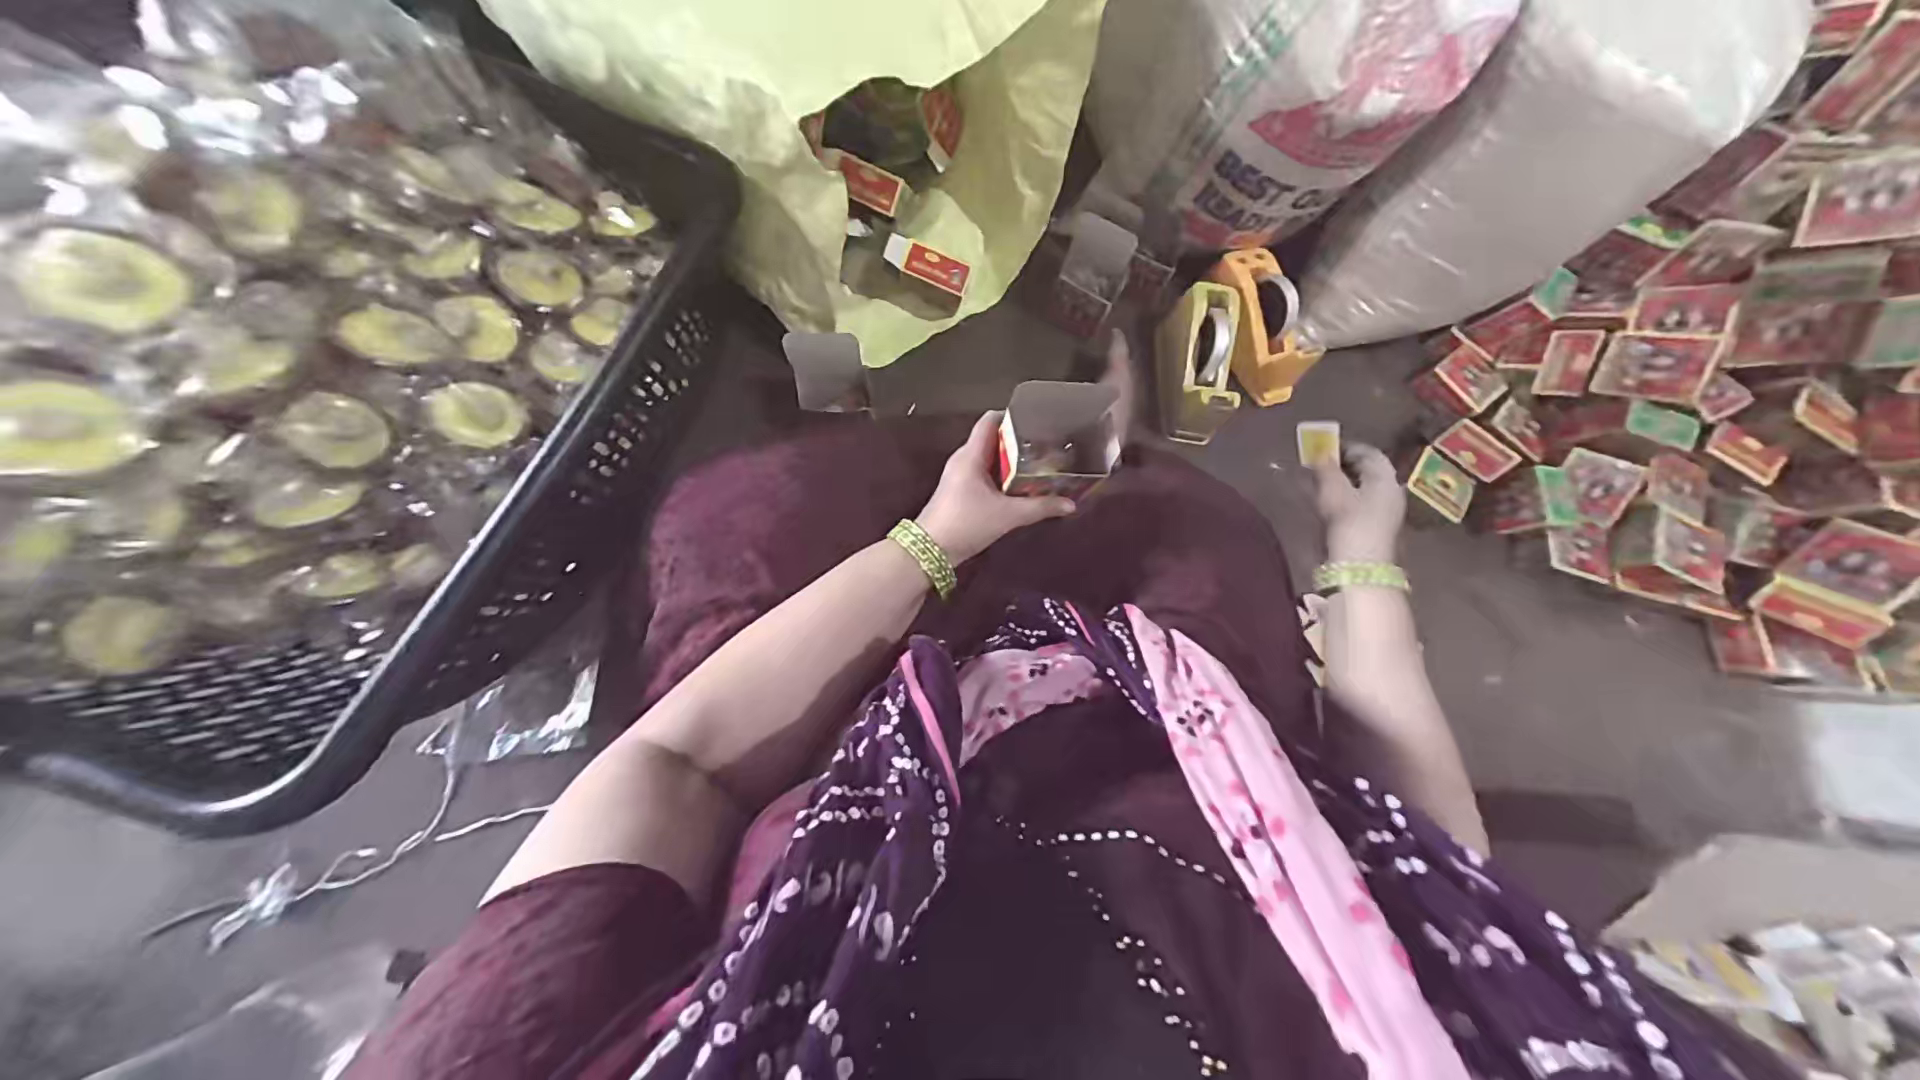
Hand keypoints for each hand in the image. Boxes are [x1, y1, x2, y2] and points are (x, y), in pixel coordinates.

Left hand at [916, 411, 1074, 564]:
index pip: (990, 421)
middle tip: (1047, 445)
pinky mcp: (960, 490)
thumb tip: (1071, 505)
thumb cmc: (966, 524)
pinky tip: (1020, 485)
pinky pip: (984, 474)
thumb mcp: (1008, 516)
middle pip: (993, 439)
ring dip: (1011, 460)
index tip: (1038, 421)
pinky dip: (1002, 475)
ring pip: (989, 458)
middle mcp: (964, 460)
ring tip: (1040, 463)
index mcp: (971, 455)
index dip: (1013, 416)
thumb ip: (1040, 508)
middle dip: (1019, 441)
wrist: (930, 551)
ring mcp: (960, 475)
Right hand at [1311, 442, 1404, 563]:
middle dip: (1344, 464)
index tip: (1323, 447)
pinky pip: (1362, 500)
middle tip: (1320, 464)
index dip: (1346, 446)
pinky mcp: (1378, 525)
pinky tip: (1331, 502)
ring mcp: (1387, 508)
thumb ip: (1327, 469)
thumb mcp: (1333, 492)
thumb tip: (1321, 452)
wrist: (1361, 566)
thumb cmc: (1349, 523)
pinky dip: (1347, 495)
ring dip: (1344, 480)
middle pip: (1369, 469)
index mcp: (1385, 477)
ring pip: (1365, 485)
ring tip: (1321, 482)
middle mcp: (1391, 489)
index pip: (1368, 452)